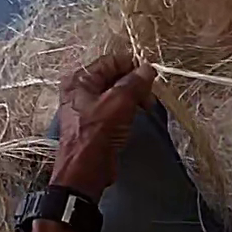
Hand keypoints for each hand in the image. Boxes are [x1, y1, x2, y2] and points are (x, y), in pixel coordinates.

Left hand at [51, 53, 156, 199]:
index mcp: (80, 79)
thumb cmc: (97, 134)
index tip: (151, 77)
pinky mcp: (95, 122)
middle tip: (149, 97)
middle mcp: (80, 90)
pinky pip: (114, 108)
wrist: (85, 170)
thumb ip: (134, 83)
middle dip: (135, 83)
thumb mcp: (119, 103)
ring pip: (116, 93)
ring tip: (146, 107)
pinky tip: (136, 115)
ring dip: (133, 97)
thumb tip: (148, 68)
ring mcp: (86, 107)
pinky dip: (127, 108)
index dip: (133, 66)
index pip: (111, 61)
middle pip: (114, 76)